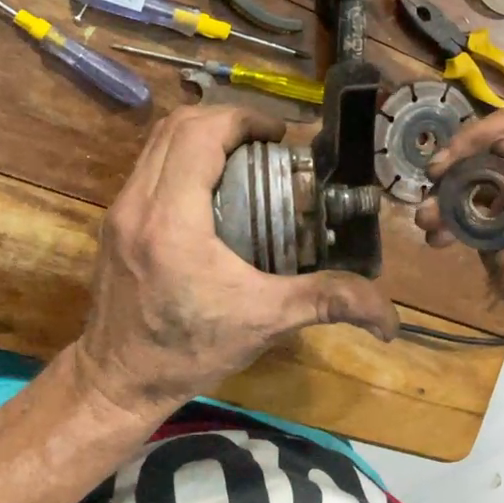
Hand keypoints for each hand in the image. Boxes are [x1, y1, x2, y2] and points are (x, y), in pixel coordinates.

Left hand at [73, 106, 398, 414]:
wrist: (118, 382)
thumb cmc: (190, 351)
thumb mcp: (265, 322)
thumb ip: (327, 302)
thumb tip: (388, 316)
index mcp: (172, 220)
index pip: (200, 135)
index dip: (244, 120)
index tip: (281, 137)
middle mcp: (138, 203)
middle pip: (177, 126)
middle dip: (227, 120)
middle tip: (269, 143)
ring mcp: (120, 210)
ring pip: (158, 142)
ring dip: (203, 135)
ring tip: (247, 158)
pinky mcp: (115, 221)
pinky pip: (150, 165)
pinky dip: (184, 157)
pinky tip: (216, 187)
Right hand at [415, 112, 503, 342]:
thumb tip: (502, 248)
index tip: (501, 148)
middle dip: (474, 144)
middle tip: (443, 165)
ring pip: (480, 165)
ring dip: (449, 181)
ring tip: (428, 211)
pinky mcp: (493, 217)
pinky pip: (463, 202)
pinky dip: (444, 213)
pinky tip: (433, 234)